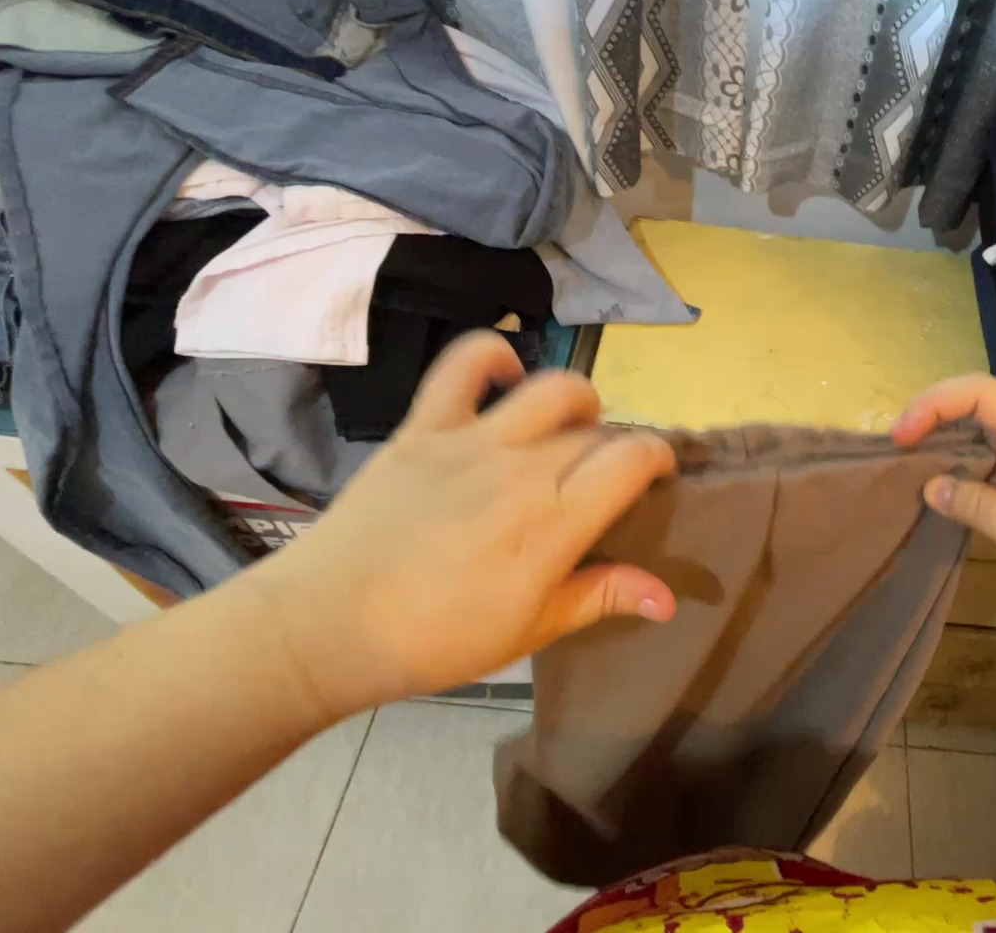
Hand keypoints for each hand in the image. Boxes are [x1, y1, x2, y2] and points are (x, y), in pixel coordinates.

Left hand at [241, 332, 677, 717]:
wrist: (326, 626)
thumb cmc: (437, 639)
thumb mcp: (530, 629)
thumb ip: (602, 597)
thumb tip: (669, 597)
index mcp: (554, 523)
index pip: (632, 460)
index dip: (658, 456)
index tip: (659, 471)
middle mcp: (523, 469)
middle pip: (597, 433)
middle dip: (618, 446)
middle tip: (608, 475)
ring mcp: (473, 442)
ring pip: (552, 390)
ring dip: (580, 400)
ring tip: (574, 426)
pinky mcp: (425, 427)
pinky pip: (463, 366)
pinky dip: (492, 355)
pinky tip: (505, 374)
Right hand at [892, 376, 995, 610]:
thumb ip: (984, 510)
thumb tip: (930, 486)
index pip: (983, 394)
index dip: (935, 404)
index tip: (901, 438)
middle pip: (980, 399)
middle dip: (933, 414)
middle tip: (897, 450)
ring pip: (985, 423)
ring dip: (946, 435)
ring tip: (911, 464)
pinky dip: (965, 458)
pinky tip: (947, 481)